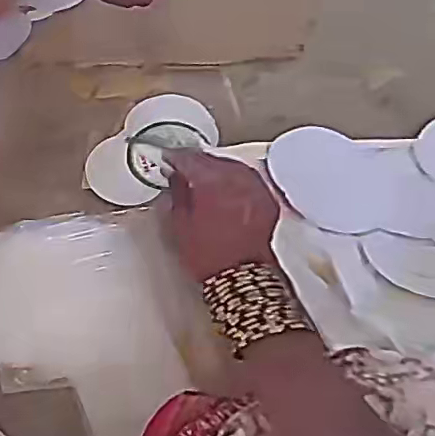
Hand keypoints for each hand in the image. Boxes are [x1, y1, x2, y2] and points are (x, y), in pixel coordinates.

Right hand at [164, 149, 280, 281]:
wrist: (240, 278)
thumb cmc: (208, 256)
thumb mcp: (181, 224)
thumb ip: (178, 193)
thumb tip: (175, 176)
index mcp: (211, 183)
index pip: (190, 159)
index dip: (176, 157)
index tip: (168, 159)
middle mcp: (236, 180)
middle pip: (213, 159)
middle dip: (196, 160)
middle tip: (182, 165)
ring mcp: (255, 188)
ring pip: (232, 165)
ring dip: (216, 166)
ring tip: (202, 174)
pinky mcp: (266, 200)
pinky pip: (248, 178)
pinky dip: (234, 177)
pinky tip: (225, 184)